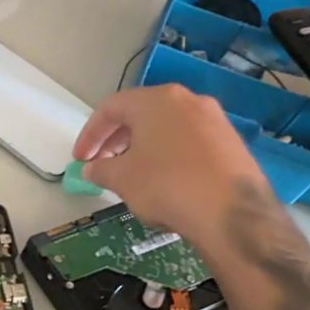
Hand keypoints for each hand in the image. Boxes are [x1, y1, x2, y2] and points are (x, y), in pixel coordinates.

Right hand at [73, 85, 274, 242]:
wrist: (229, 210)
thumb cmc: (166, 185)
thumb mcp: (121, 179)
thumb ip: (100, 169)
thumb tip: (92, 168)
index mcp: (156, 100)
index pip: (110, 108)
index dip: (89, 134)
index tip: (80, 159)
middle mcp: (187, 100)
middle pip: (140, 113)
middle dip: (115, 139)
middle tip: (102, 163)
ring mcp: (213, 118)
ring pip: (165, 126)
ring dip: (141, 145)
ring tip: (131, 173)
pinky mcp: (228, 140)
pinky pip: (187, 139)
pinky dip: (167, 153)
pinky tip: (163, 178)